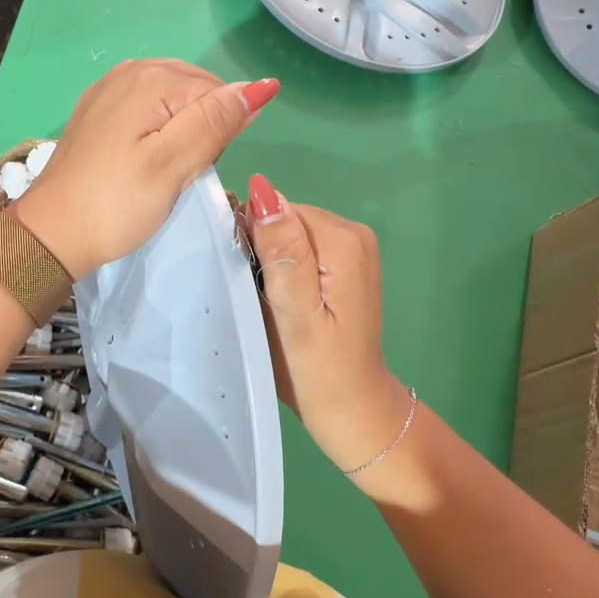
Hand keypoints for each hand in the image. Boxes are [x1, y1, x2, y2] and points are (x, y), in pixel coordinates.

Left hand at [12, 58, 277, 279]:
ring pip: (172, 99)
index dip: (218, 135)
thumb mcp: (173, 164)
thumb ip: (216, 121)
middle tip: (180, 173)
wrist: (51, 234)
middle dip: (202, 128)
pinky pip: (146, 108)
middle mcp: (129, 71)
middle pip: (196, 90)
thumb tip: (262, 85)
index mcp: (150, 79)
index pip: (218, 94)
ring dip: (181, 130)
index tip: (193, 169)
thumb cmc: (116, 203)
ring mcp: (108, 90)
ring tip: (164, 169)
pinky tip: (145, 159)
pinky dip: (157, 130)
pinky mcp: (96, 112)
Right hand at [245, 174, 413, 479]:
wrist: (350, 406)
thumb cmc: (316, 368)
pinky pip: (300, 246)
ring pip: (289, 231)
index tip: (246, 279)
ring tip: (266, 300)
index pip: (278, 210)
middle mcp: (353, 233)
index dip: (253, 239)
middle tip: (256, 296)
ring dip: (270, 259)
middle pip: (285, 218)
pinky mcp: (344, 262)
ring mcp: (351, 247)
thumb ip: (282, 252)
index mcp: (342, 241)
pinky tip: (279, 298)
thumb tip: (262, 191)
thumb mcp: (294, 314)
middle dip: (262, 248)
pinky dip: (283, 267)